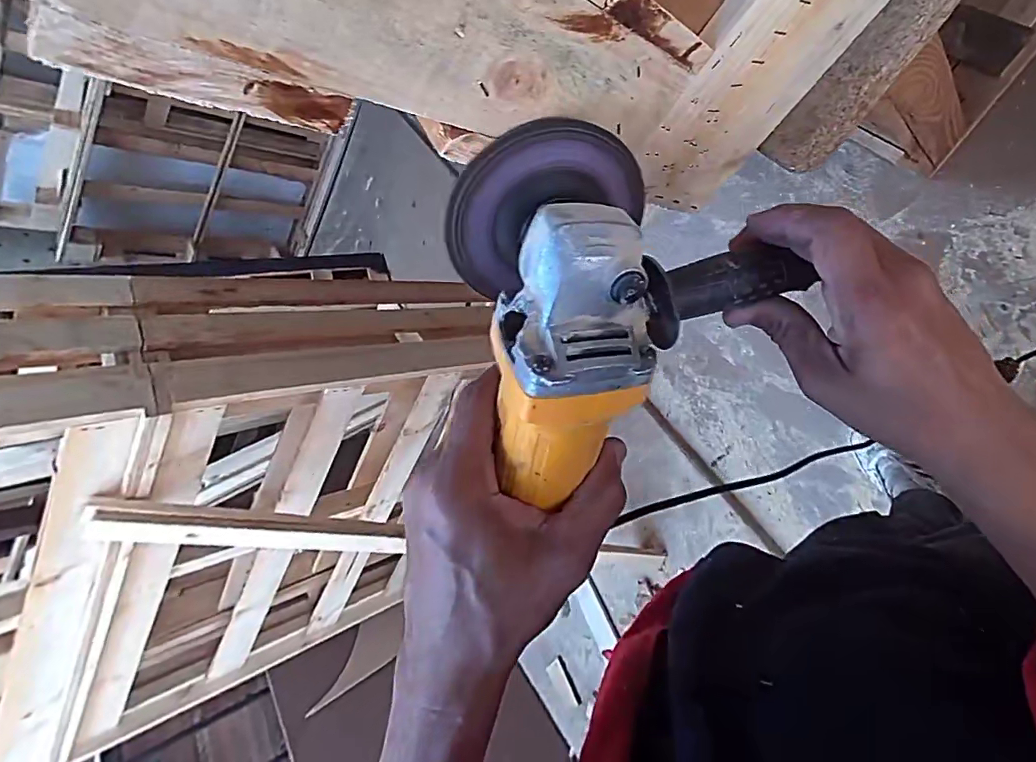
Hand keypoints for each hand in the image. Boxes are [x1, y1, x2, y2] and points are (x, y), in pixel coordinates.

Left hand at [398, 368, 626, 677]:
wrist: (452, 664)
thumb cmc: (500, 612)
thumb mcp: (568, 554)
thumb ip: (600, 497)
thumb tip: (612, 453)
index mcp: (456, 482)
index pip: (473, 399)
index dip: (508, 375)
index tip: (544, 371)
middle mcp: (430, 479)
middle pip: (472, 414)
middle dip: (517, 408)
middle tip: (556, 418)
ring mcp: (423, 492)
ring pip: (466, 436)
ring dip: (505, 435)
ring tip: (544, 454)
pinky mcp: (426, 505)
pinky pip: (460, 459)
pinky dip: (492, 458)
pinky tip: (521, 485)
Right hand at [723, 204, 1035, 478]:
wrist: (978, 426)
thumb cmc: (901, 414)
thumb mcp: (829, 382)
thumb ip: (787, 333)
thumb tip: (743, 308)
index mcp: (870, 298)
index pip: (825, 231)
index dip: (781, 221)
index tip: (748, 235)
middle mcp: (896, 272)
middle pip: (837, 221)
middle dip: (788, 223)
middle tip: (751, 249)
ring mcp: (915, 272)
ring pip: (854, 231)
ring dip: (811, 233)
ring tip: (774, 258)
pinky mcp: (922, 280)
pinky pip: (870, 247)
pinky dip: (834, 246)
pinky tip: (813, 271)